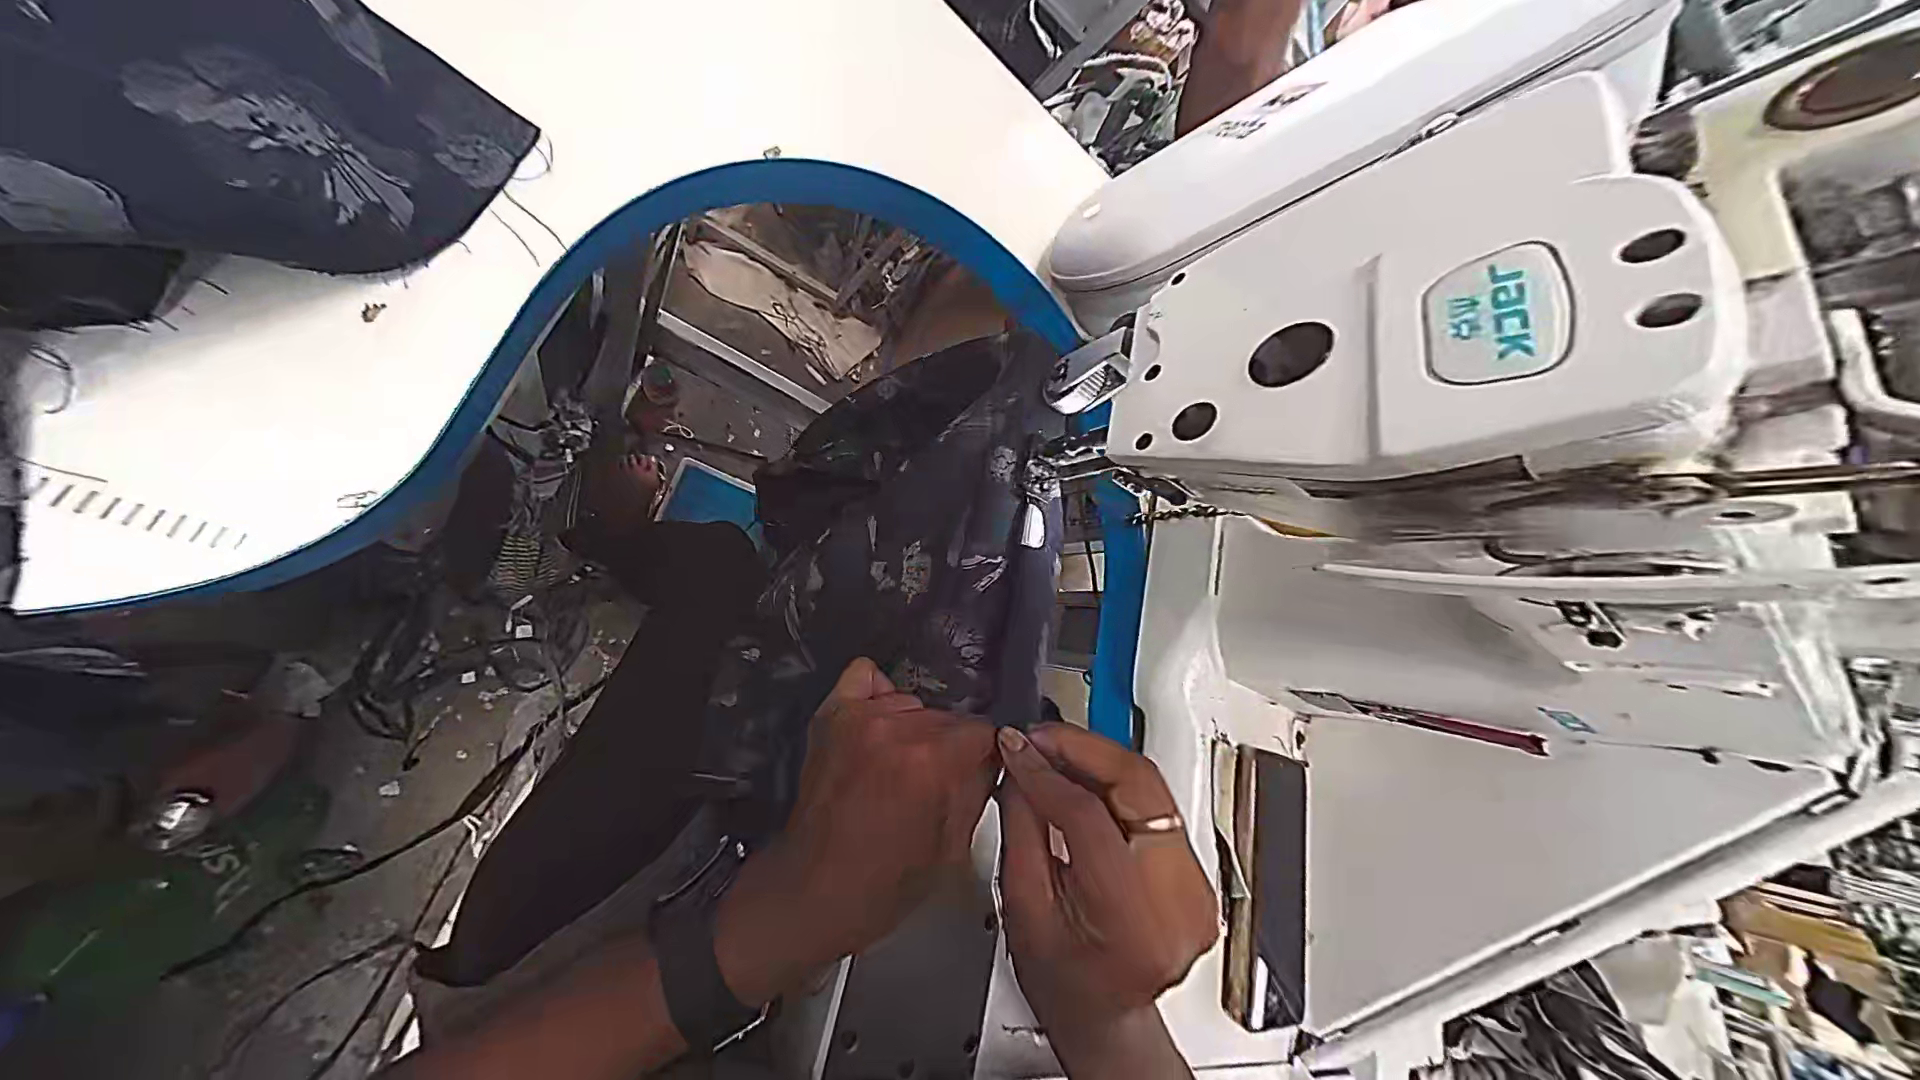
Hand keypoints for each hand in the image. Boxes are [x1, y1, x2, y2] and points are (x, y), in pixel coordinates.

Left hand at [716, 658, 997, 1002]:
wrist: (815, 889)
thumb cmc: (883, 882)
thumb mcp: (952, 845)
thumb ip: (980, 787)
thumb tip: (993, 756)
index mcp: (930, 762)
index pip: (982, 729)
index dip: (985, 752)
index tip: (979, 767)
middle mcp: (895, 730)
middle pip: (947, 716)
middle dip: (951, 745)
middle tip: (936, 778)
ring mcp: (859, 718)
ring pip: (913, 702)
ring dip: (915, 727)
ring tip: (900, 763)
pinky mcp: (831, 716)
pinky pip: (866, 676)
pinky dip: (878, 695)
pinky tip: (879, 727)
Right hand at [996, 724, 1216, 1050]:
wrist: (1102, 1013)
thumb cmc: (1062, 980)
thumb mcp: (1021, 903)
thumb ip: (1022, 824)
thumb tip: (1022, 763)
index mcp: (1131, 919)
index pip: (1087, 815)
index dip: (1045, 772)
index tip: (1018, 747)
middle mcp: (1177, 900)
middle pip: (1137, 784)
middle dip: (1082, 748)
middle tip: (1041, 736)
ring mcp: (1195, 885)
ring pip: (1150, 785)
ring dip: (1098, 758)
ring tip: (1056, 750)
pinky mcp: (1196, 870)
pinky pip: (1155, 802)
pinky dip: (1115, 780)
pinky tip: (1083, 774)